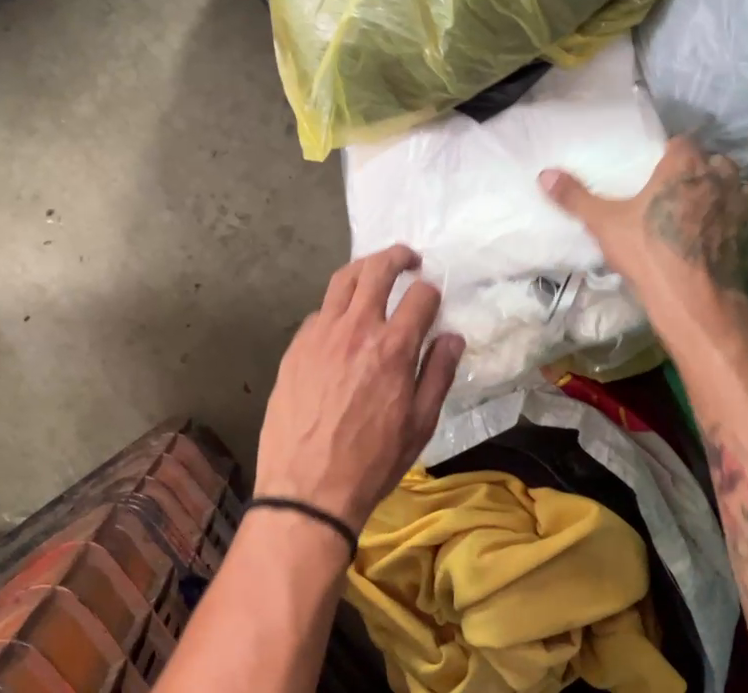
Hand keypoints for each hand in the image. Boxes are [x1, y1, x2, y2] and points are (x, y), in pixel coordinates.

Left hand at [253, 245, 465, 532]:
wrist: (307, 490)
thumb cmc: (372, 462)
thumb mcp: (420, 424)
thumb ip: (439, 374)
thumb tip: (453, 337)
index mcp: (393, 347)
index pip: (420, 295)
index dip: (431, 292)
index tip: (433, 299)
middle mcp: (356, 329)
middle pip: (377, 270)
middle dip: (397, 256)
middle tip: (408, 258)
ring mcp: (320, 335)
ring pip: (342, 280)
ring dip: (364, 268)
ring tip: (374, 272)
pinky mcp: (295, 347)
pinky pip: (319, 311)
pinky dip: (337, 306)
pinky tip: (343, 322)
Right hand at [540, 137, 747, 310]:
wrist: (697, 302)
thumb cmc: (649, 253)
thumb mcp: (604, 224)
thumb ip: (576, 197)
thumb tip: (544, 175)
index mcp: (685, 164)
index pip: (681, 142)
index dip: (669, 155)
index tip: (656, 171)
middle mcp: (720, 174)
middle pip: (709, 162)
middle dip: (696, 172)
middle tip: (673, 193)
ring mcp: (743, 202)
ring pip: (731, 185)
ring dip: (718, 193)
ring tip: (696, 212)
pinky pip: (744, 213)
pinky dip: (731, 219)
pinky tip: (714, 236)